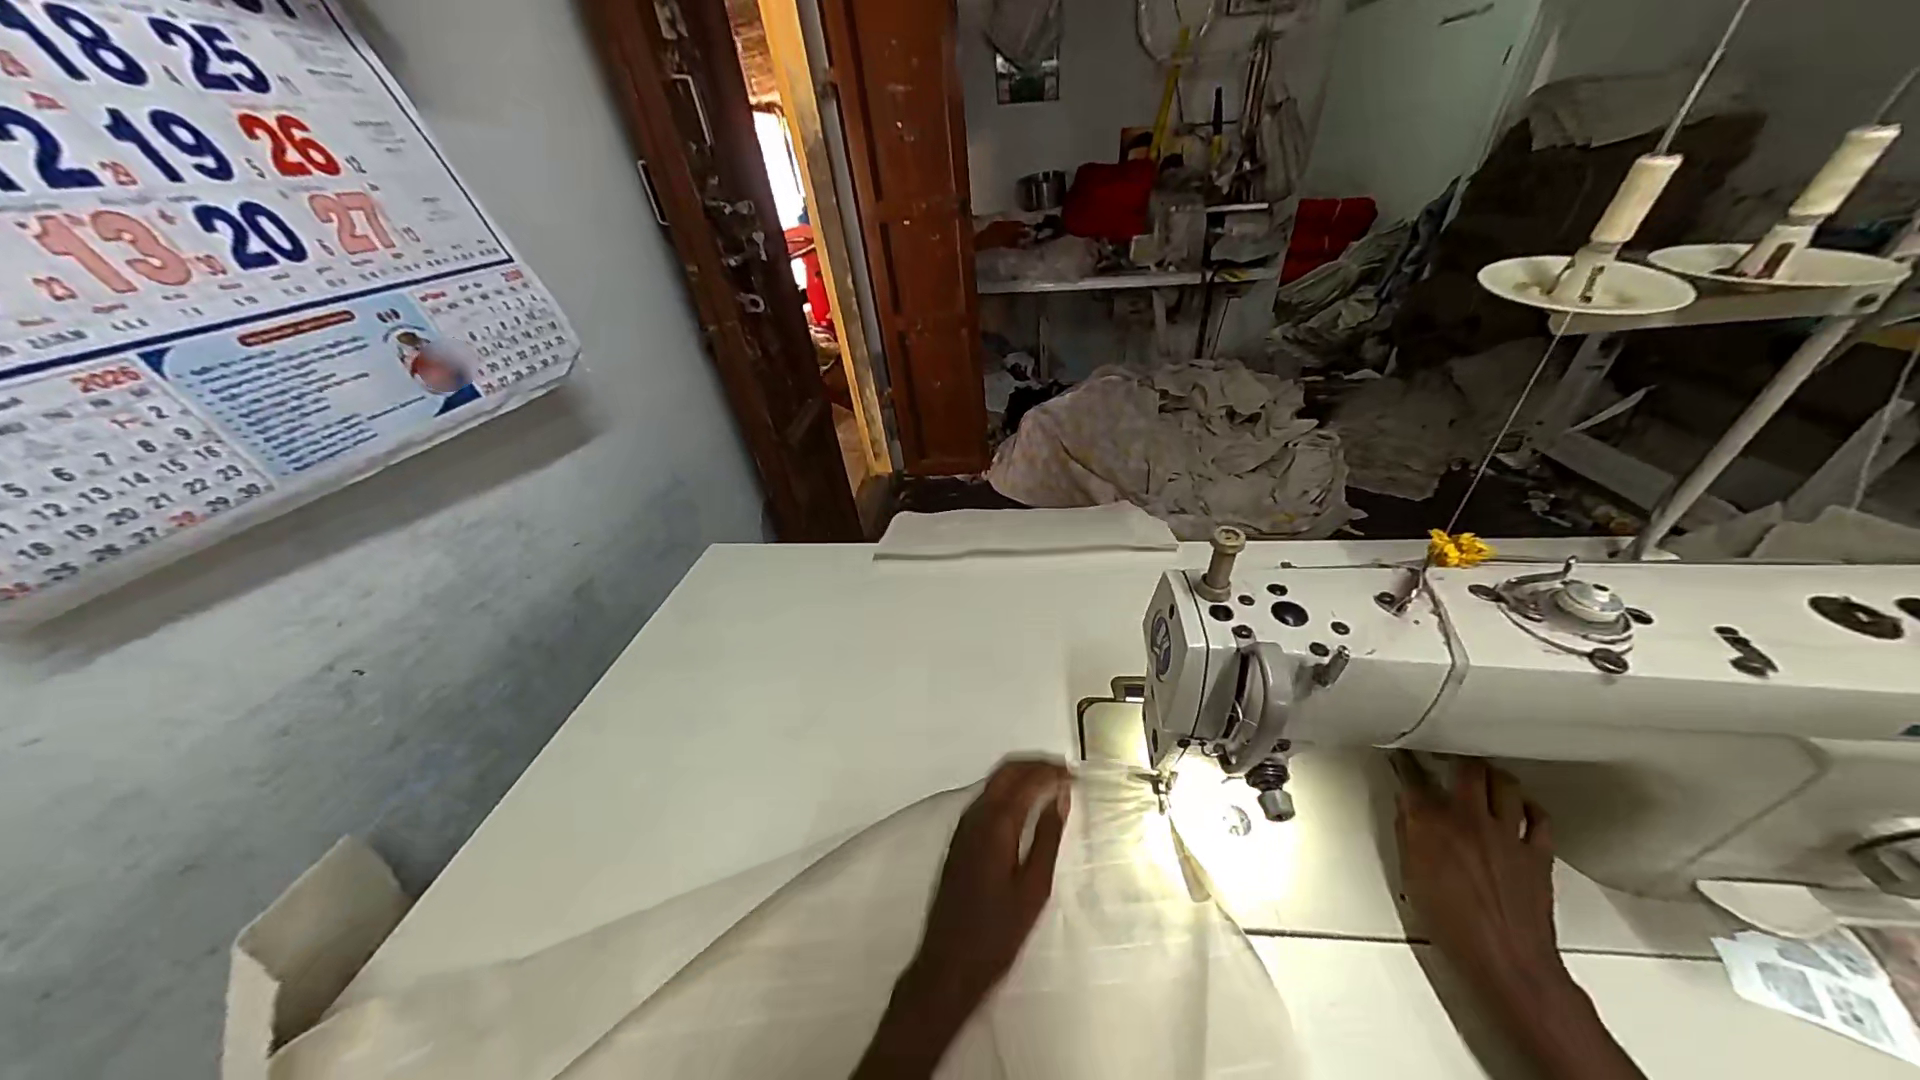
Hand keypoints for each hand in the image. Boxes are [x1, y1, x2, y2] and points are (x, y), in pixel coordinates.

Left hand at [852, 759, 1071, 1078]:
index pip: (1027, 779)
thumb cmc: (999, 931)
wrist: (950, 962)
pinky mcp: (959, 838)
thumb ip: (1048, 836)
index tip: (1076, 776)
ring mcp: (963, 825)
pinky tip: (1027, 807)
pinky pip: (987, 798)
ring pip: (994, 782)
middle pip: (1006, 771)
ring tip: (1052, 786)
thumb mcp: (1035, 887)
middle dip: (1036, 765)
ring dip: (1022, 776)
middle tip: (1065, 774)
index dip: (1053, 772)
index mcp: (996, 824)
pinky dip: (1009, 791)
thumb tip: (1061, 797)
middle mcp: (975, 815)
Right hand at [1392, 752, 1646, 1079]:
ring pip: (1505, 784)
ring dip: (1493, 775)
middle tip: (1449, 758)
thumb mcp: (1411, 875)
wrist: (1504, 959)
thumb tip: (1408, 811)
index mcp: (1430, 825)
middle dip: (1457, 758)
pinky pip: (1539, 817)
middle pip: (1467, 769)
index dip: (1407, 763)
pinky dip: (1528, 806)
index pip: (1414, 779)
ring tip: (1484, 775)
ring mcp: (1506, 834)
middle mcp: (1468, 820)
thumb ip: (1409, 835)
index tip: (1403, 758)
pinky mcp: (1536, 853)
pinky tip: (1521, 807)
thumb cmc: (1452, 925)